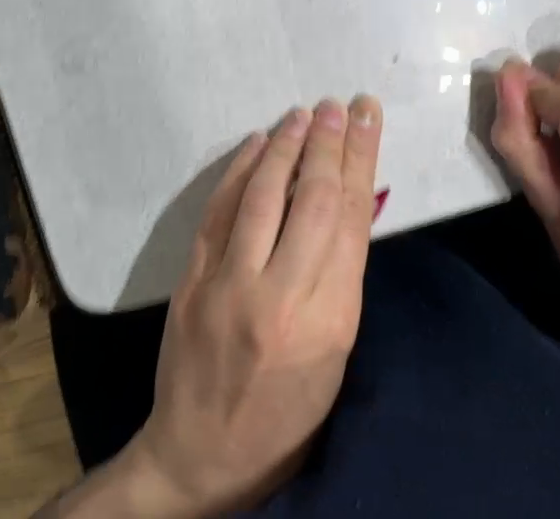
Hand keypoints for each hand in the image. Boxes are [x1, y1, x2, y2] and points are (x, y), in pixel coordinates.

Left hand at [125, 96, 383, 515]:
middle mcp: (281, 294)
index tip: (367, 119)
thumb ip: (342, 279)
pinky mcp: (192, 279)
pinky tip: (256, 144)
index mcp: (330, 319)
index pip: (351, 219)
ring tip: (303, 113)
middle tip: (340, 104)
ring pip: (264, 195)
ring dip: (286, 147)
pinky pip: (219, 210)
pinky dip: (239, 171)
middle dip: (329, 143)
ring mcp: (229, 284)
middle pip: (313, 199)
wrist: (202, 456)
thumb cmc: (286, 416)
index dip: (361, 161)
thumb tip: (351, 205)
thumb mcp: (335, 356)